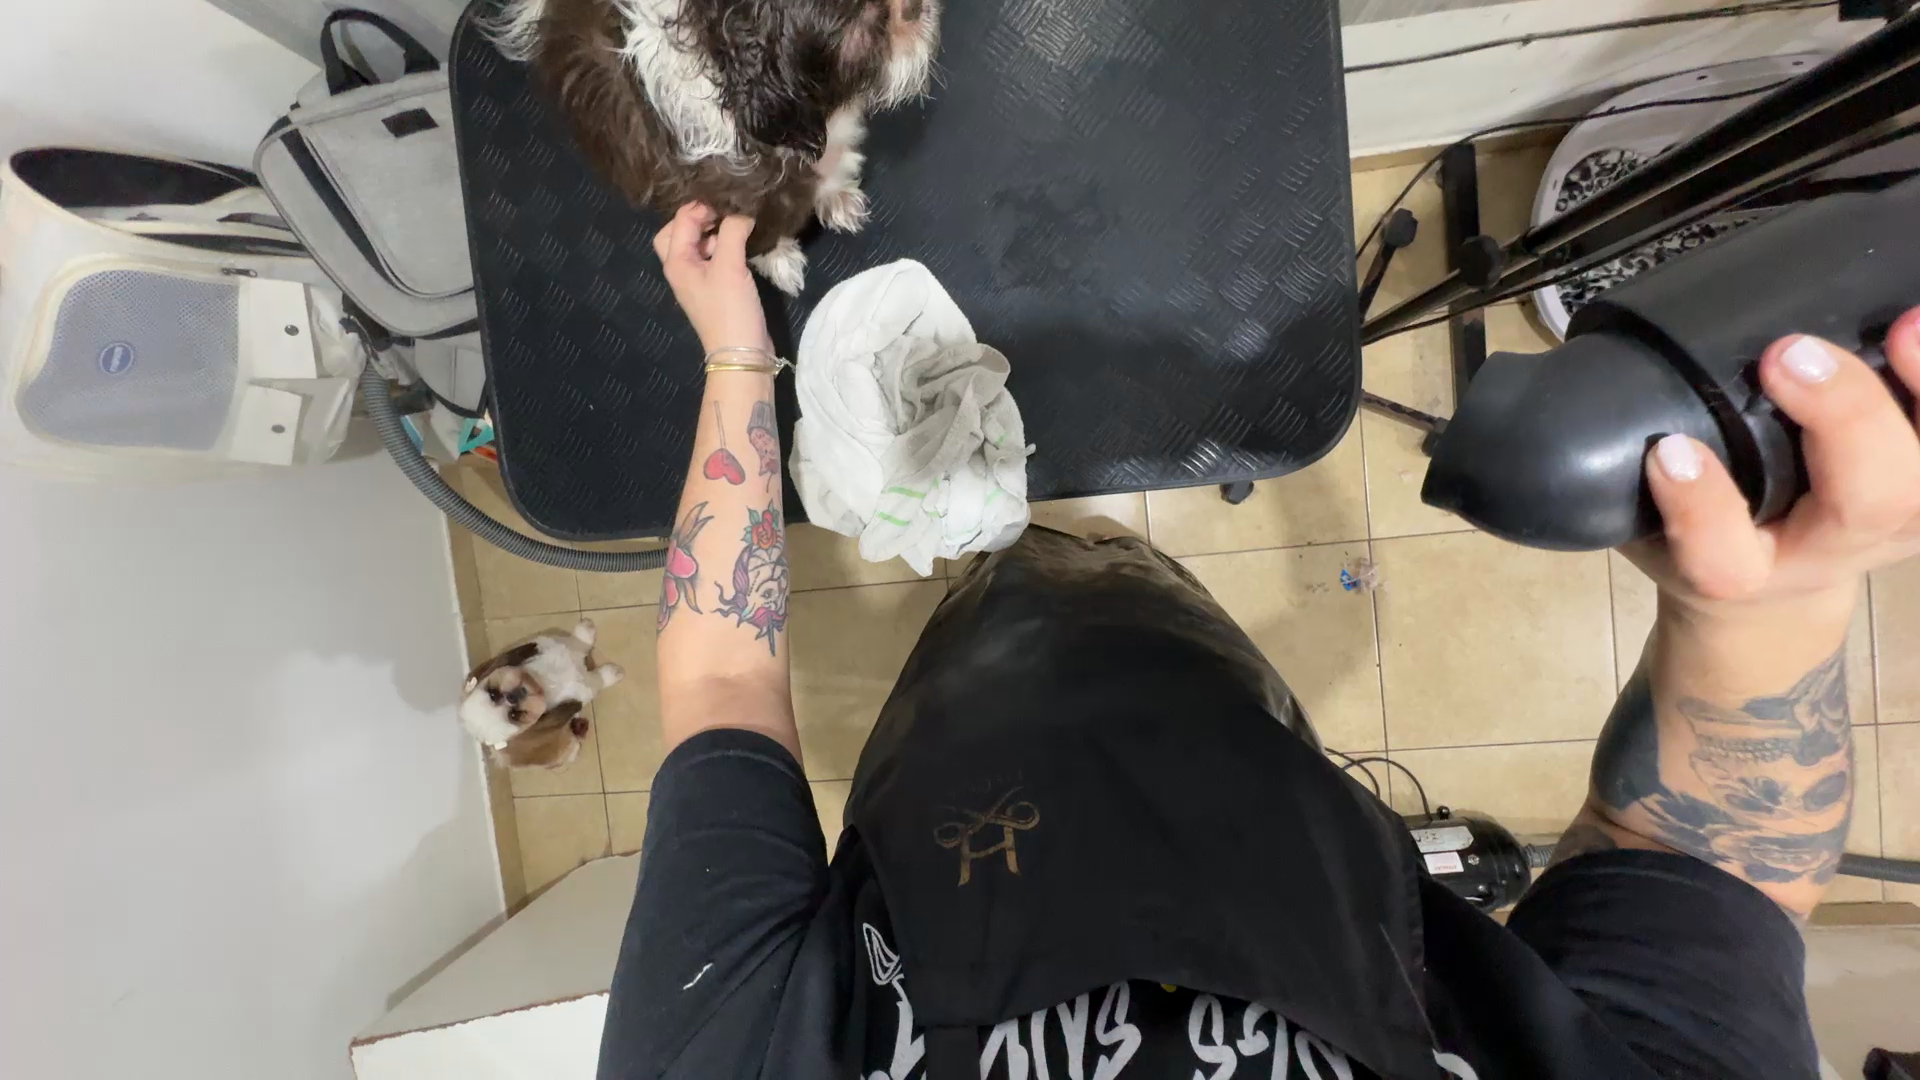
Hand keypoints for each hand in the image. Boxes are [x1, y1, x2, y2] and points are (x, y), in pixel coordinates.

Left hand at [652, 202, 770, 354]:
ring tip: (738, 229)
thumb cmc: (730, 310)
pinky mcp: (717, 292)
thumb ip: (732, 232)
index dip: (703, 207)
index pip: (681, 220)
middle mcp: (682, 270)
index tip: (730, 204)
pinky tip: (743, 249)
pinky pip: (714, 262)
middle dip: (699, 220)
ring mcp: (699, 282)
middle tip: (724, 215)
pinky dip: (725, 251)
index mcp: (677, 262)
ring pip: (698, 247)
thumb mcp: (730, 266)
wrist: (742, 355)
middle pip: (680, 233)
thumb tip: (742, 213)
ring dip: (714, 235)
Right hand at [1626, 306, 1919, 617]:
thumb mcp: (1642, 535)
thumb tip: (1600, 410)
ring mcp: (1898, 530)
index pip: (1717, 551)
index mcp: (1732, 575)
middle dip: (1839, 422)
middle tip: (1788, 355)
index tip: (1667, 449)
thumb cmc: (1688, 550)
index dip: (1699, 502)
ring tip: (1902, 326)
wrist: (1772, 594)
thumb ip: (1632, 490)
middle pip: (1866, 504)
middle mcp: (1825, 556)